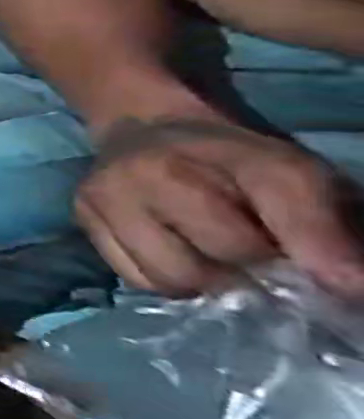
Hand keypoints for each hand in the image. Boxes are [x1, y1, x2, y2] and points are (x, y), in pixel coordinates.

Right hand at [76, 117, 363, 297]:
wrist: (146, 129)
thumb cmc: (231, 157)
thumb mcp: (293, 176)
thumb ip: (320, 229)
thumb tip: (348, 290)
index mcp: (186, 165)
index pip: (241, 245)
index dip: (285, 261)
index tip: (311, 262)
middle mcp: (129, 182)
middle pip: (195, 267)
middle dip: (235, 271)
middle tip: (249, 255)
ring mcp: (95, 201)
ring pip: (161, 278)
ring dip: (198, 280)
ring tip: (211, 258)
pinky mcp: (80, 217)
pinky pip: (131, 275)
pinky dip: (163, 276)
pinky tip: (175, 255)